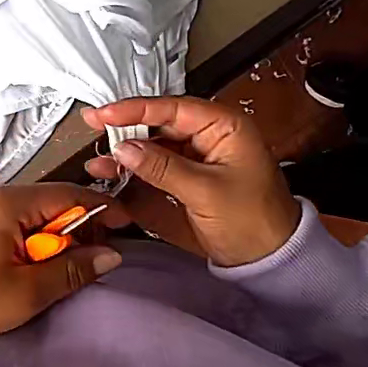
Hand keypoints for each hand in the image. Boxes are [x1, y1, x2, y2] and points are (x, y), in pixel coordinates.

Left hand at [0, 183, 128, 342]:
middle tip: (100, 256)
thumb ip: (72, 270)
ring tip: (76, 265)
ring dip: (65, 237)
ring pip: (48, 214)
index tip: (127, 225)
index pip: (70, 195)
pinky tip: (51, 263)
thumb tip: (113, 255)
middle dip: (84, 227)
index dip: (102, 209)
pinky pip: (31, 223)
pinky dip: (47, 241)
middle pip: (60, 202)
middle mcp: (2, 196)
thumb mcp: (27, 292)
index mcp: (9, 204)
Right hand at [81, 96, 301, 267]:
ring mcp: (200, 158)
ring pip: (156, 147)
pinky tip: (116, 175)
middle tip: (96, 128)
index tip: (106, 113)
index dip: (136, 109)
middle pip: (161, 124)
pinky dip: (137, 173)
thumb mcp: (206, 192)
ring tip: (101, 162)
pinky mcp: (191, 179)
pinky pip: (159, 169)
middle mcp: (211, 136)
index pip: (174, 108)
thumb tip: (126, 149)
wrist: (271, 258)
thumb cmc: (256, 220)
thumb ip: (163, 168)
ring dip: (129, 154)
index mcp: (225, 127)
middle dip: (128, 130)